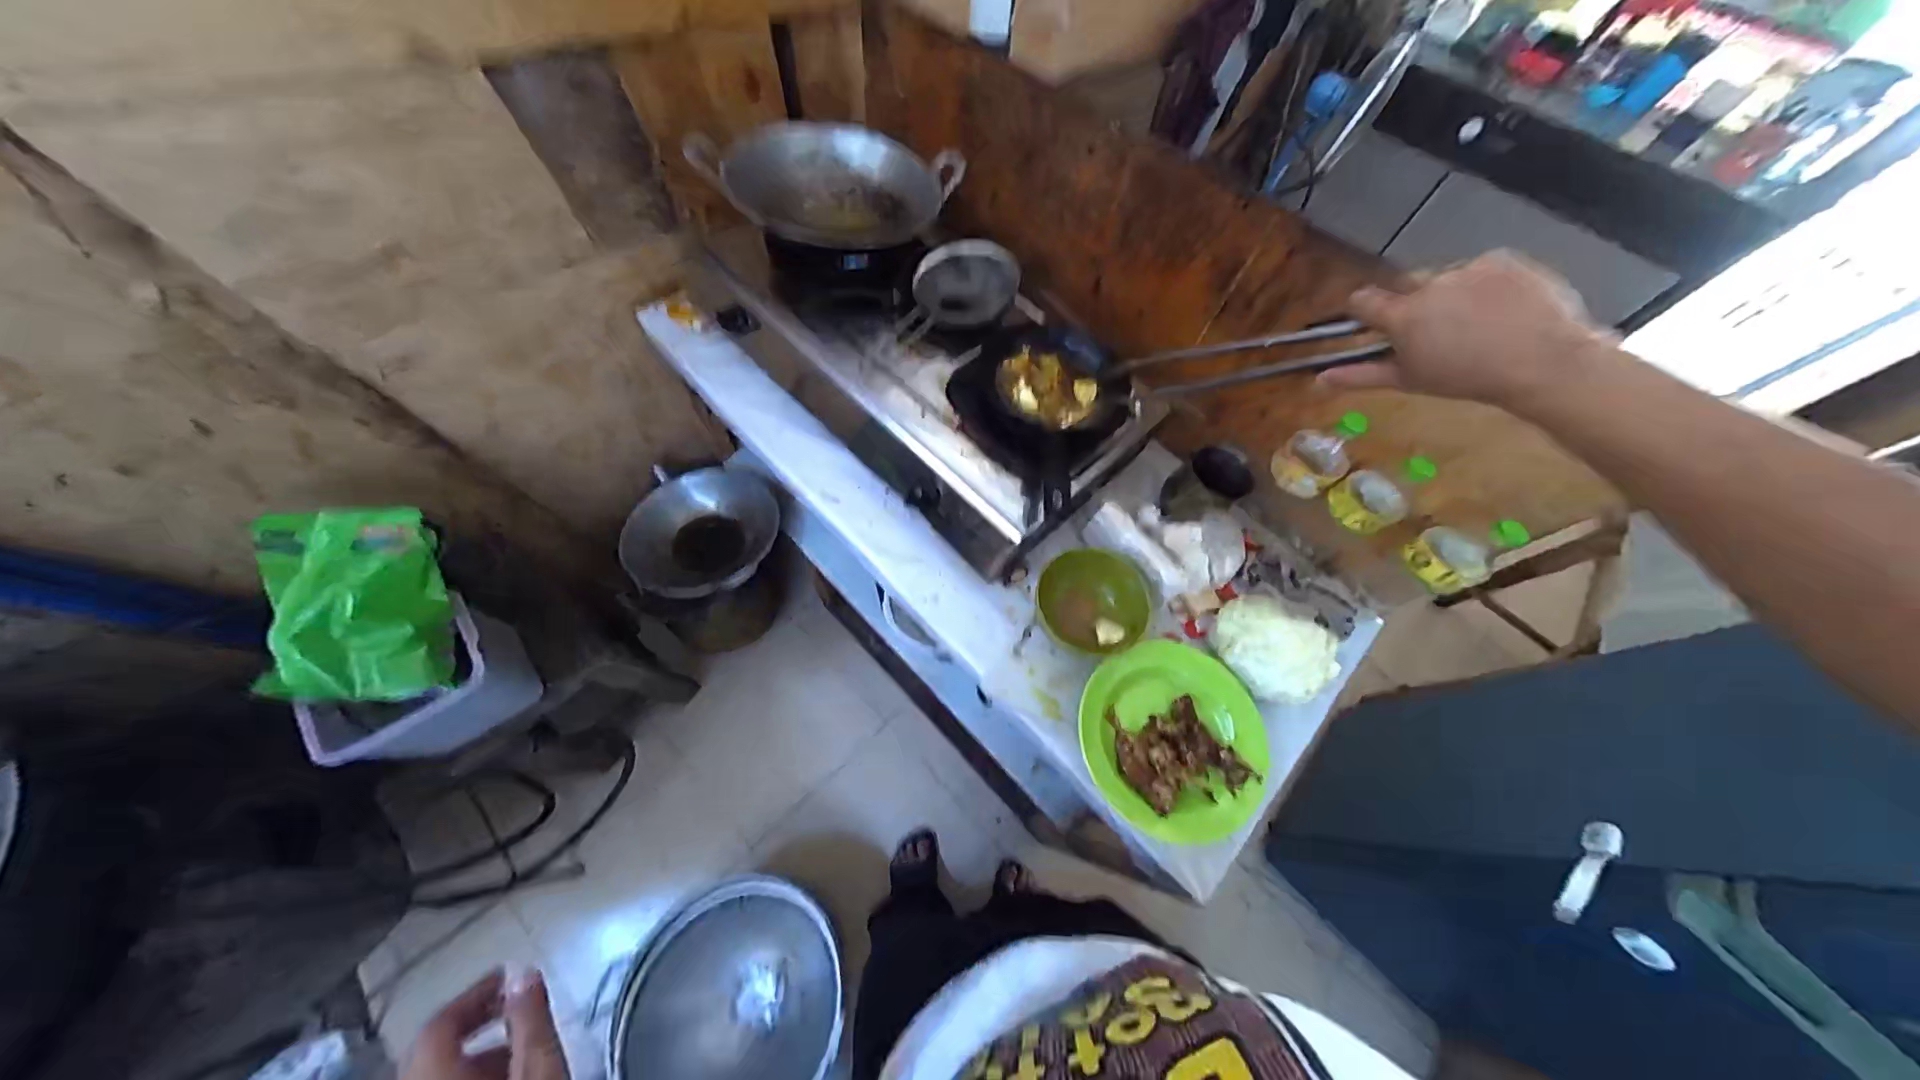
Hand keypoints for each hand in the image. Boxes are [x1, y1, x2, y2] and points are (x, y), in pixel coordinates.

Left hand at [400, 969, 568, 1079]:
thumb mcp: (538, 1065)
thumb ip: (530, 1017)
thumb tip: (524, 970)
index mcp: (433, 1074)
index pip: (438, 1024)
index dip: (474, 993)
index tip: (510, 973)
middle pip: (433, 1047)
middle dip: (476, 1019)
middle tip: (515, 1001)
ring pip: (436, 1070)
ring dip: (476, 1049)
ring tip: (520, 1043)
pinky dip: (467, 1072)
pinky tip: (506, 1073)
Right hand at [1324, 251, 1616, 410]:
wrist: (1543, 361)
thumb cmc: (1466, 378)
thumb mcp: (1409, 381)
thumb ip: (1361, 375)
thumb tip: (1319, 378)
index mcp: (1403, 315)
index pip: (1362, 300)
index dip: (1362, 310)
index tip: (1371, 323)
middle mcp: (1429, 284)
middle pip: (1406, 286)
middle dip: (1413, 303)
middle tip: (1435, 331)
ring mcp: (1468, 268)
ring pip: (1445, 278)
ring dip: (1450, 295)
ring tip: (1477, 323)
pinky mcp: (1503, 259)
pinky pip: (1482, 269)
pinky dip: (1485, 285)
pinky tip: (1502, 309)